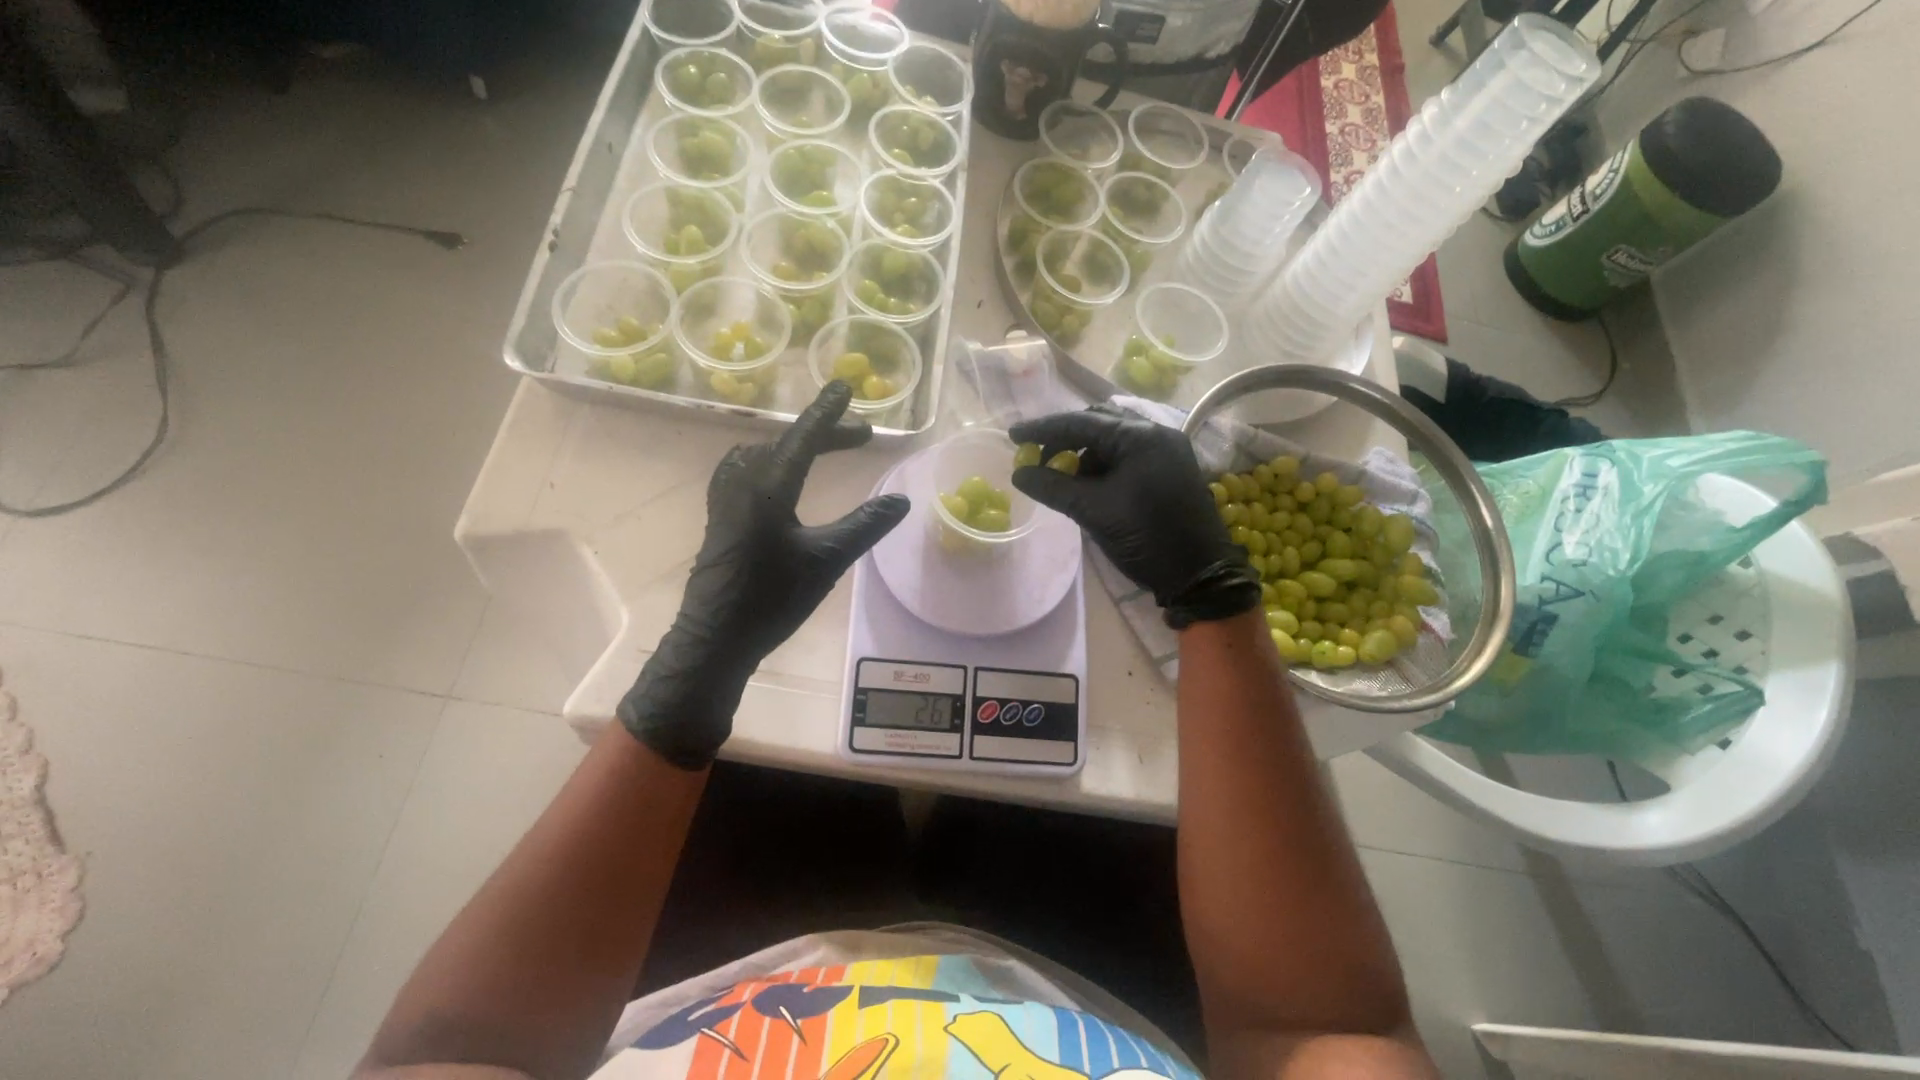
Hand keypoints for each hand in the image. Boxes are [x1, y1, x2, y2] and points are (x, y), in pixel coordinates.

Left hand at [619, 383, 908, 768]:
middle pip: (785, 443)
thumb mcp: (827, 560)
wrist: (715, 637)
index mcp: (769, 486)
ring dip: (795, 446)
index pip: (804, 437)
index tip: (844, 387)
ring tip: (822, 450)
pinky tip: (778, 479)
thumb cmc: (772, 598)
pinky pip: (745, 470)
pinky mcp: (721, 517)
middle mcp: (743, 483)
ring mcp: (726, 500)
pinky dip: (771, 462)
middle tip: (860, 435)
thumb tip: (900, 499)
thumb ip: (864, 525)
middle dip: (823, 433)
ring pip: (762, 454)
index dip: (827, 413)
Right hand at [1010, 405, 1258, 627]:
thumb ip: (1053, 487)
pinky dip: (1102, 468)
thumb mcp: (1093, 511)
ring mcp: (1166, 453)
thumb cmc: (1147, 537)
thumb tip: (1019, 473)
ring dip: (1083, 455)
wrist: (1199, 574)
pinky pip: (1128, 458)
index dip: (1043, 429)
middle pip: (1099, 424)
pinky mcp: (1169, 472)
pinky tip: (1085, 487)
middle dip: (1064, 439)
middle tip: (1036, 457)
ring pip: (1113, 442)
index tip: (1013, 436)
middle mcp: (1157, 435)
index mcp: (1141, 436)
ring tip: (1059, 477)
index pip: (1081, 422)